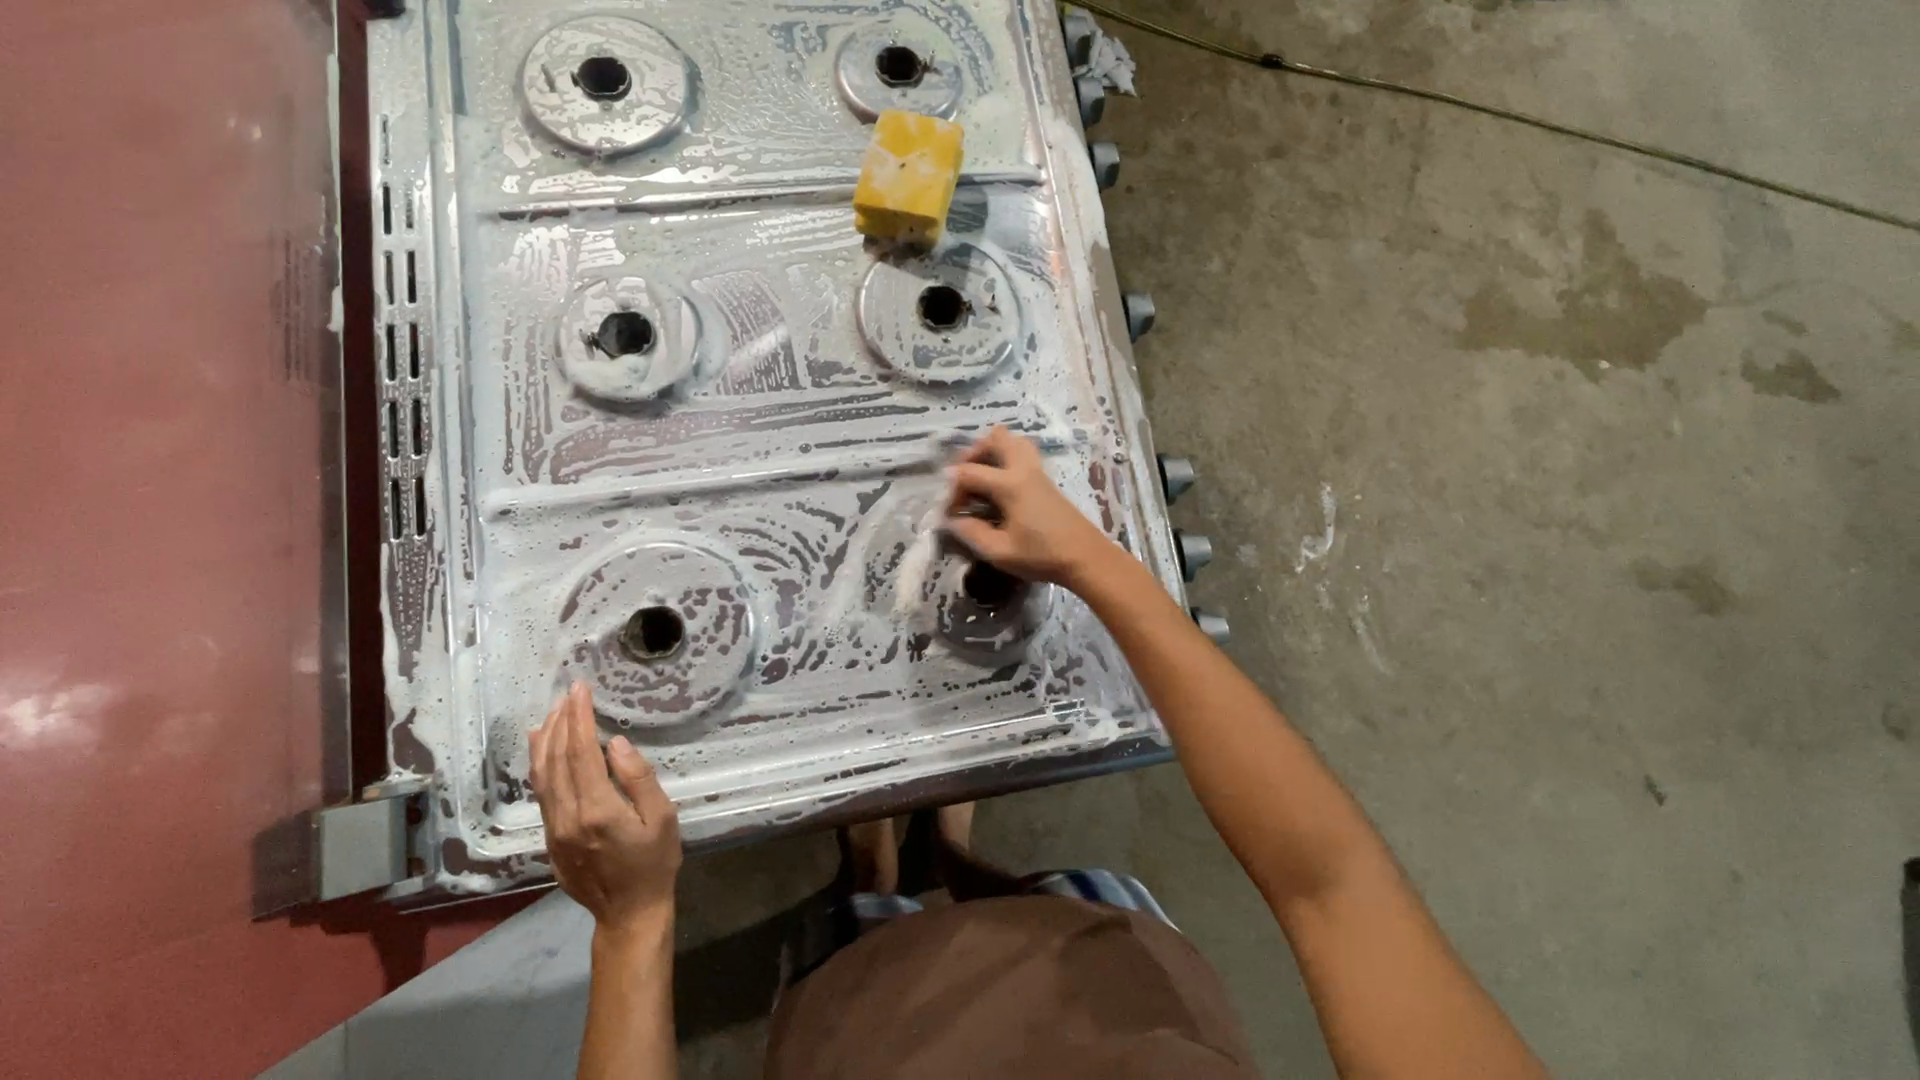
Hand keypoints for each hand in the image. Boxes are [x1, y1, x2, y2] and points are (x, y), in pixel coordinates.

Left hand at [530, 683, 681, 934]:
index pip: (581, 752)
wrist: (628, 913)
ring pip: (541, 774)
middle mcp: (568, 816)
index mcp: (598, 810)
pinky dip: (539, 763)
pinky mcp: (550, 837)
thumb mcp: (663, 819)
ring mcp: (554, 828)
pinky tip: (543, 749)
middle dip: (562, 721)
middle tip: (569, 693)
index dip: (579, 718)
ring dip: (545, 739)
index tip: (580, 690)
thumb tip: (617, 744)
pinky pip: (540, 792)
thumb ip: (639, 779)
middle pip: (556, 759)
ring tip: (553, 712)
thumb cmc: (655, 864)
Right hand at [944, 426, 1118, 588]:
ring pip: (1014, 441)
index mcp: (1010, 485)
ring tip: (982, 476)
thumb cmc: (1042, 556)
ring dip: (993, 452)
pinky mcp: (1046, 482)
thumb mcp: (1000, 552)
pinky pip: (1024, 455)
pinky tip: (1000, 487)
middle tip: (964, 477)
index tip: (948, 512)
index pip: (969, 473)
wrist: (1086, 558)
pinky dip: (1007, 459)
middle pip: (997, 438)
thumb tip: (954, 521)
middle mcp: (1024, 470)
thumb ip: (972, 533)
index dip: (952, 490)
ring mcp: (1038, 473)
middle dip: (974, 452)